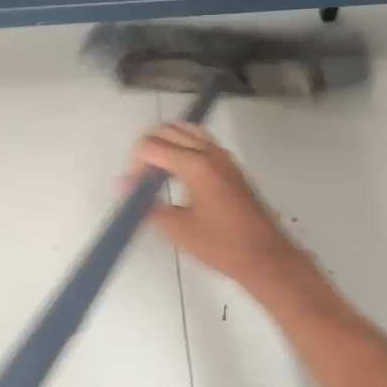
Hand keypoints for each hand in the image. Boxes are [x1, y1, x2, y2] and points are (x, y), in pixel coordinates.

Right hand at [127, 122, 322, 297]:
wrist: (265, 256)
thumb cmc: (221, 245)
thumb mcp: (178, 229)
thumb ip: (146, 204)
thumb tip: (121, 186)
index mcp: (195, 165)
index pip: (152, 146)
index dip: (135, 165)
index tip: (132, 189)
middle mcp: (210, 152)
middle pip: (169, 130)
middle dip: (149, 148)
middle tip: (141, 178)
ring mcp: (224, 157)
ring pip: (188, 131)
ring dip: (168, 143)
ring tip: (157, 172)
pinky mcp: (232, 166)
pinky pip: (203, 142)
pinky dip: (185, 146)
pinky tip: (179, 175)